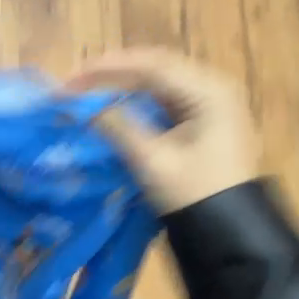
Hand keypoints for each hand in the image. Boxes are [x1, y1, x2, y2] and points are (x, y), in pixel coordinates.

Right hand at [62, 48, 259, 213]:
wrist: (228, 232)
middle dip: (112, 72)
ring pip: (158, 81)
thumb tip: (81, 108)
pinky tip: (112, 106)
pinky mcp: (203, 120)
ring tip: (87, 92)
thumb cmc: (193, 194)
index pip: (151, 66)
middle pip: (155, 67)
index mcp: (208, 92)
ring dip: (122, 84)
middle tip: (74, 84)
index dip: (106, 69)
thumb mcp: (151, 160)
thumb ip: (116, 126)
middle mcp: (213, 88)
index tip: (70, 81)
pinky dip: (135, 100)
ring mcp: (210, 103)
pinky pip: (164, 99)